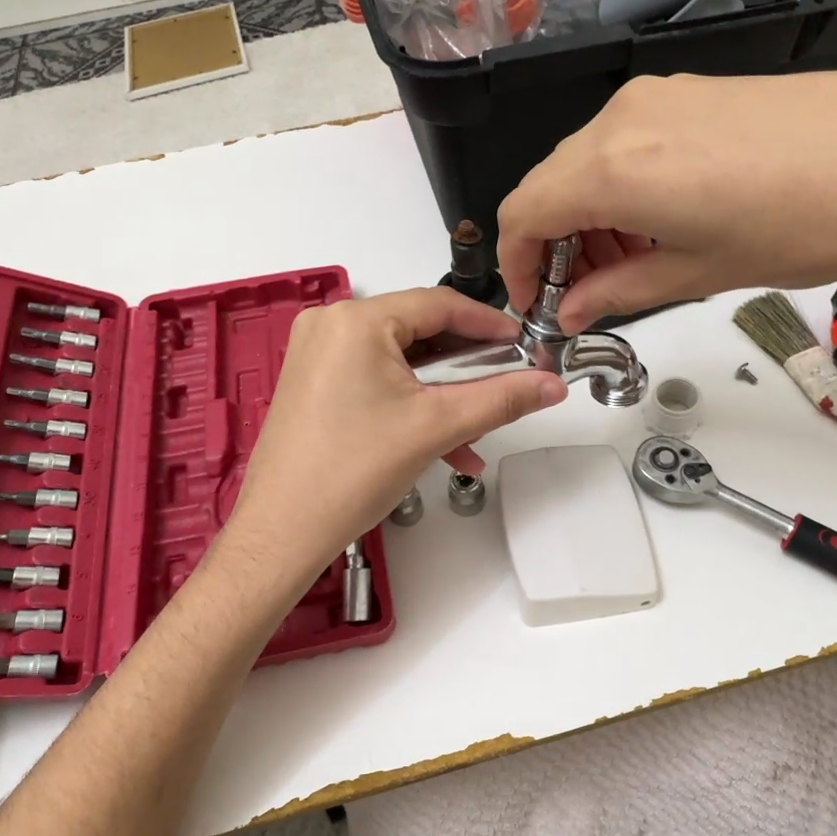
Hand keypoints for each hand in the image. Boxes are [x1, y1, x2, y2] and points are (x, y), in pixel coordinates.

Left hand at [221, 288, 567, 578]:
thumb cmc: (350, 473)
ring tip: (475, 435)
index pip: (439, 305)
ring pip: (402, 363)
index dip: (490, 325)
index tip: (525, 347)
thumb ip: (502, 399)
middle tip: (506, 390)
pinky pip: (378, 381)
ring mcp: (318, 356)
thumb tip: (552, 385)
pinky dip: (412, 407)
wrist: (284, 530)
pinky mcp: (315, 385)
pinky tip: (442, 446)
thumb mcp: (437, 428)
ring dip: (443, 396)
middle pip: (421, 333)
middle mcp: (331, 326)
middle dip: (467, 370)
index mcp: (356, 321)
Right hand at [496, 72, 836, 332]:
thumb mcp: (694, 274)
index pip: (523, 213)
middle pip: (550, 185)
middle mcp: (623, 121)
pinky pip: (627, 142)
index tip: (533, 298)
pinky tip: (659, 222)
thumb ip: (618, 291)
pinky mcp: (692, 91)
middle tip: (585, 292)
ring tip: (630, 264)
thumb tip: (573, 309)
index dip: (515, 265)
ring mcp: (659, 97)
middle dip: (555, 245)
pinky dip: (622, 187)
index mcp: (612, 169)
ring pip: (586, 163)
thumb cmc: (805, 222)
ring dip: (589, 217)